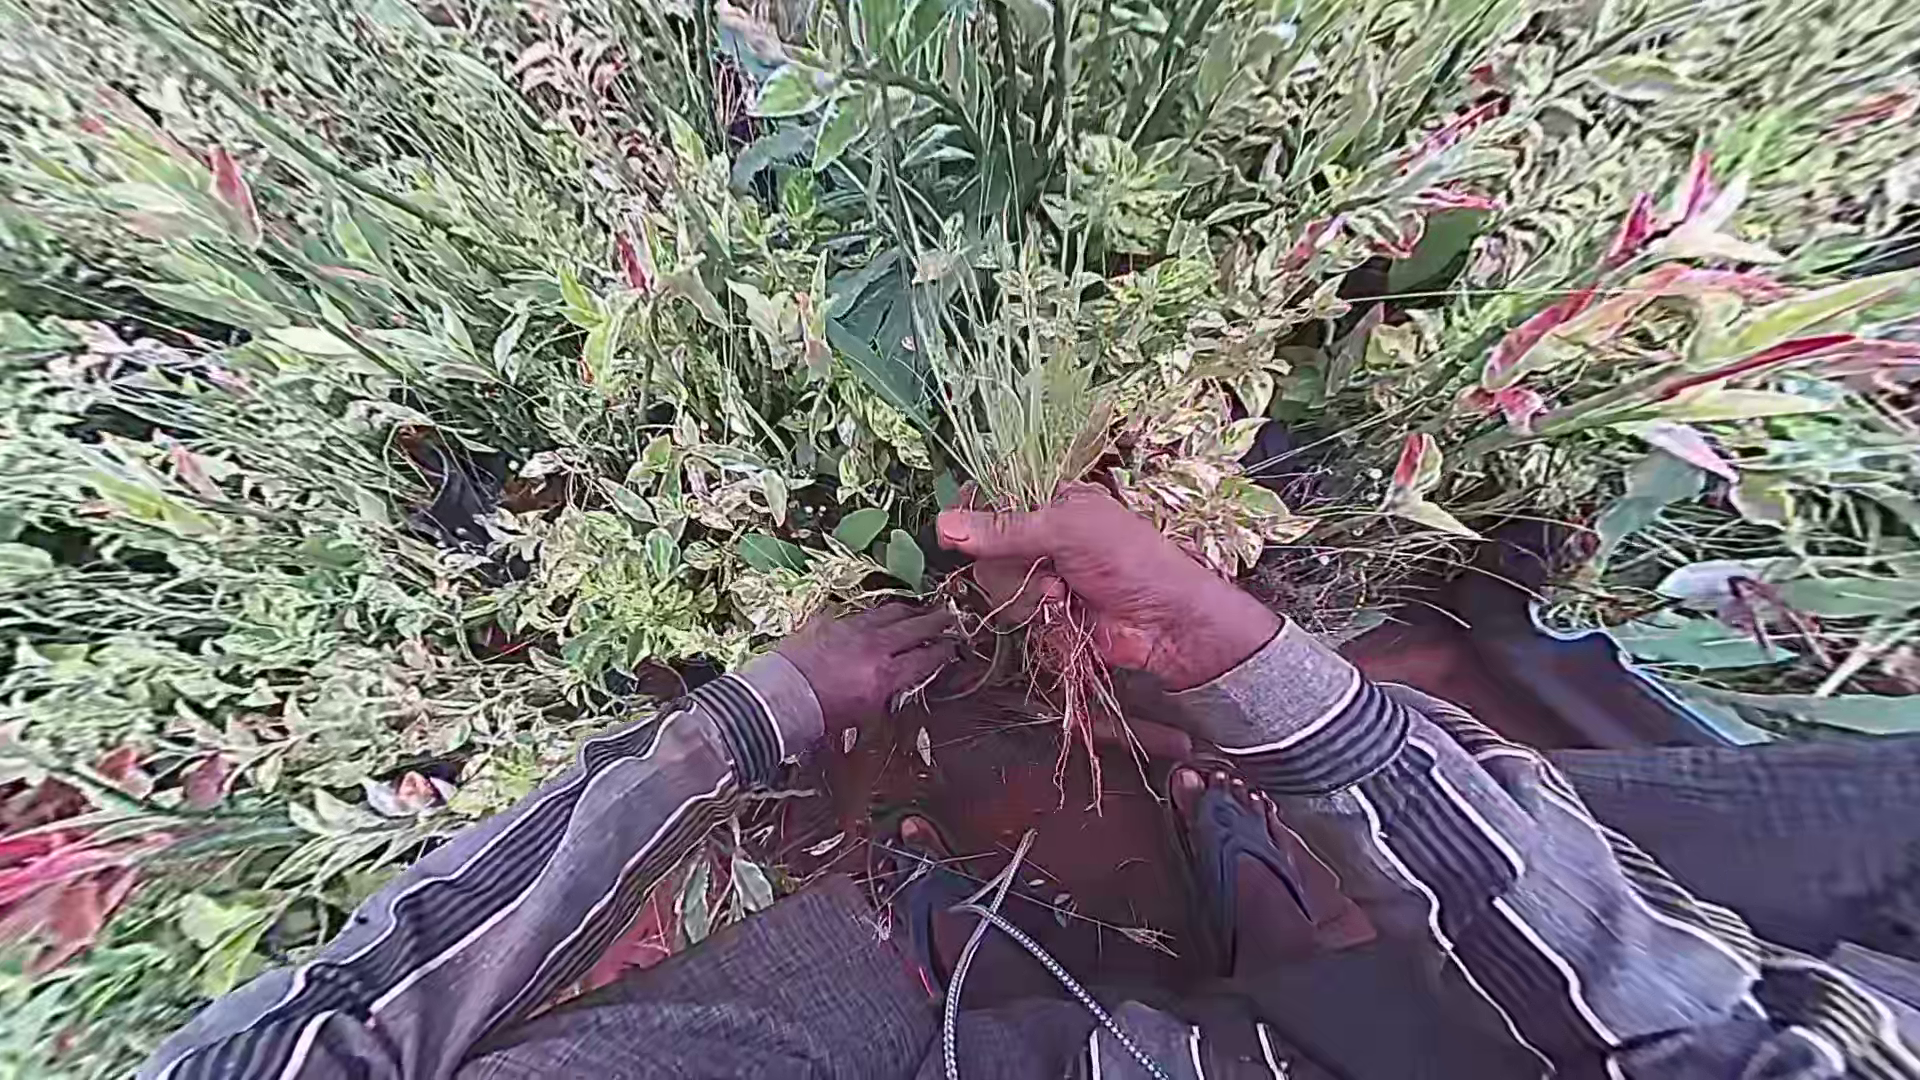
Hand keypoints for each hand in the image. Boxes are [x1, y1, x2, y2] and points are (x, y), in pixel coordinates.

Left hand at [776, 604, 956, 732]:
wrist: (775, 698)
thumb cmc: (819, 717)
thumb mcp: (863, 715)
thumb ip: (887, 691)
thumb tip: (900, 679)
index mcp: (885, 675)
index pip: (926, 657)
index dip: (943, 650)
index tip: (952, 645)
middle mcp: (874, 646)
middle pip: (915, 627)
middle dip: (936, 621)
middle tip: (949, 616)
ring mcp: (853, 628)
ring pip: (890, 612)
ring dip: (909, 611)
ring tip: (918, 611)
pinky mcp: (832, 620)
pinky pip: (861, 612)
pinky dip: (876, 614)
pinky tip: (878, 615)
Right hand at [936, 485, 1279, 690]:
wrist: (1166, 624)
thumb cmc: (1128, 560)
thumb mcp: (1066, 531)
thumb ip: (1004, 530)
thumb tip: (943, 525)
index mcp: (1052, 503)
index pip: (994, 500)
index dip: (974, 513)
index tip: (957, 530)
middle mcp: (1042, 537)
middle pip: (987, 547)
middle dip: (1012, 564)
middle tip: (1042, 568)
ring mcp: (1042, 575)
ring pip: (997, 583)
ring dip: (1027, 592)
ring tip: (1062, 593)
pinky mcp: (1045, 612)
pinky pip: (1015, 612)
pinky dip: (1038, 615)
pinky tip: (1064, 612)